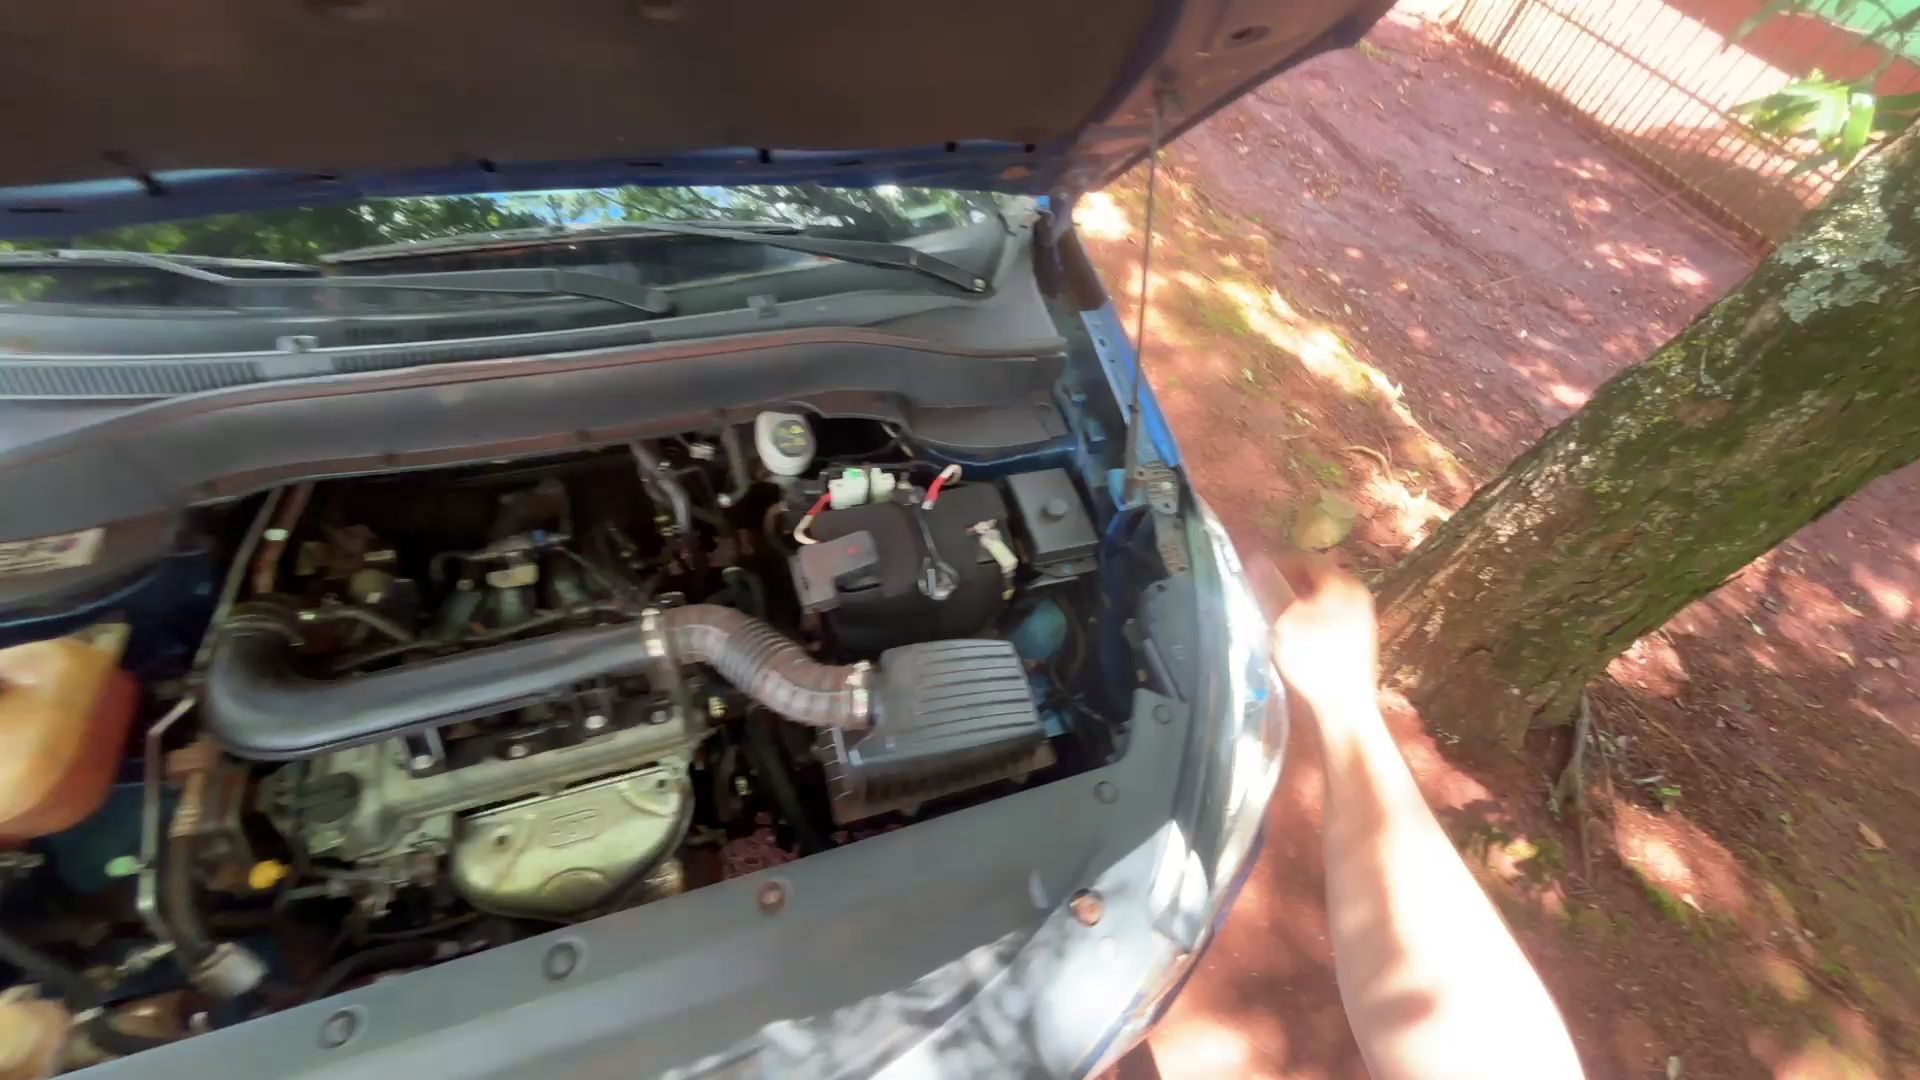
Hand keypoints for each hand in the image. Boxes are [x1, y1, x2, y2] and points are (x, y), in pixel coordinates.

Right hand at [1264, 552, 1378, 717]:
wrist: (1342, 706)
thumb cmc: (1311, 659)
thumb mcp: (1282, 619)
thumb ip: (1268, 586)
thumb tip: (1254, 560)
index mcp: (1342, 584)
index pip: (1305, 558)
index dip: (1277, 561)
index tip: (1253, 573)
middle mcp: (1356, 594)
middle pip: (1314, 576)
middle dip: (1285, 580)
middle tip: (1260, 592)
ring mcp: (1360, 616)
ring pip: (1320, 595)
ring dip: (1294, 598)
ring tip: (1271, 612)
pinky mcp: (1356, 636)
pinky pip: (1327, 612)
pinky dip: (1307, 614)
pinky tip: (1291, 631)